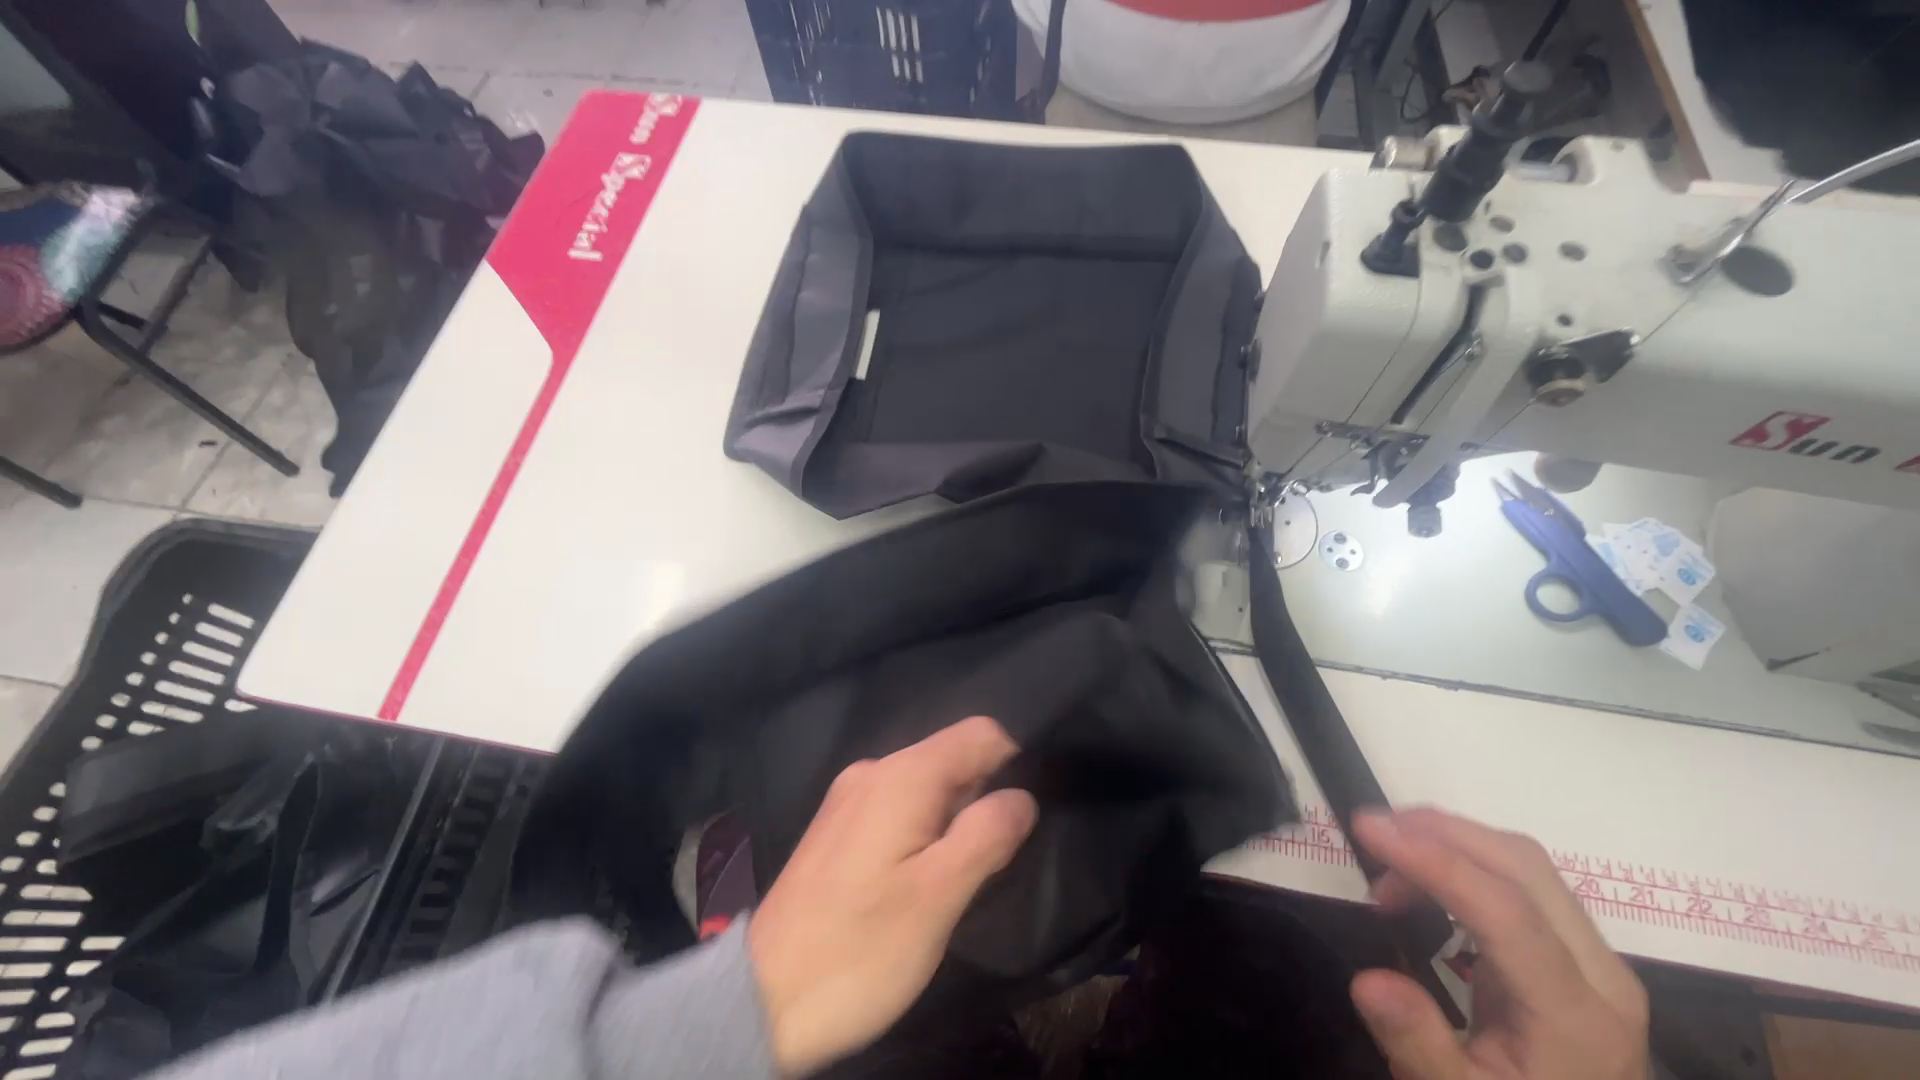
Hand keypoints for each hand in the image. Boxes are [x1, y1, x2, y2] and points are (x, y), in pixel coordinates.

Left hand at [748, 716, 1037, 1076]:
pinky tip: (918, 882)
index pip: (980, 733)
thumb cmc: (859, 949)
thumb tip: (1023, 796)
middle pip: (952, 758)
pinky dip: (922, 833)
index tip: (1023, 820)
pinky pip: (897, 809)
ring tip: (957, 879)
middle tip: (993, 862)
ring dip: (953, 821)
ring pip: (926, 787)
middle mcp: (872, 772)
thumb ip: (986, 835)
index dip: (1014, 765)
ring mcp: (848, 800)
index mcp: (900, 776)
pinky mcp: (836, 831)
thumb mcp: (938, 896)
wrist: (762, 1002)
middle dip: (983, 798)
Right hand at [1349, 808, 1649, 1079]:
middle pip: (1525, 869)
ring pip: (1526, 867)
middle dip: (1442, 831)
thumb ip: (1417, 1044)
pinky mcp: (1578, 957)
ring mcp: (1597, 962)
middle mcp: (1602, 976)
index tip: (1367, 828)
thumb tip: (1367, 979)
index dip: (1434, 862)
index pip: (1507, 912)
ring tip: (1386, 872)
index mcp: (1576, 1019)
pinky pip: (1524, 886)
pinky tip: (1421, 888)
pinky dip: (1466, 866)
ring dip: (1451, 845)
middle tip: (1370, 830)